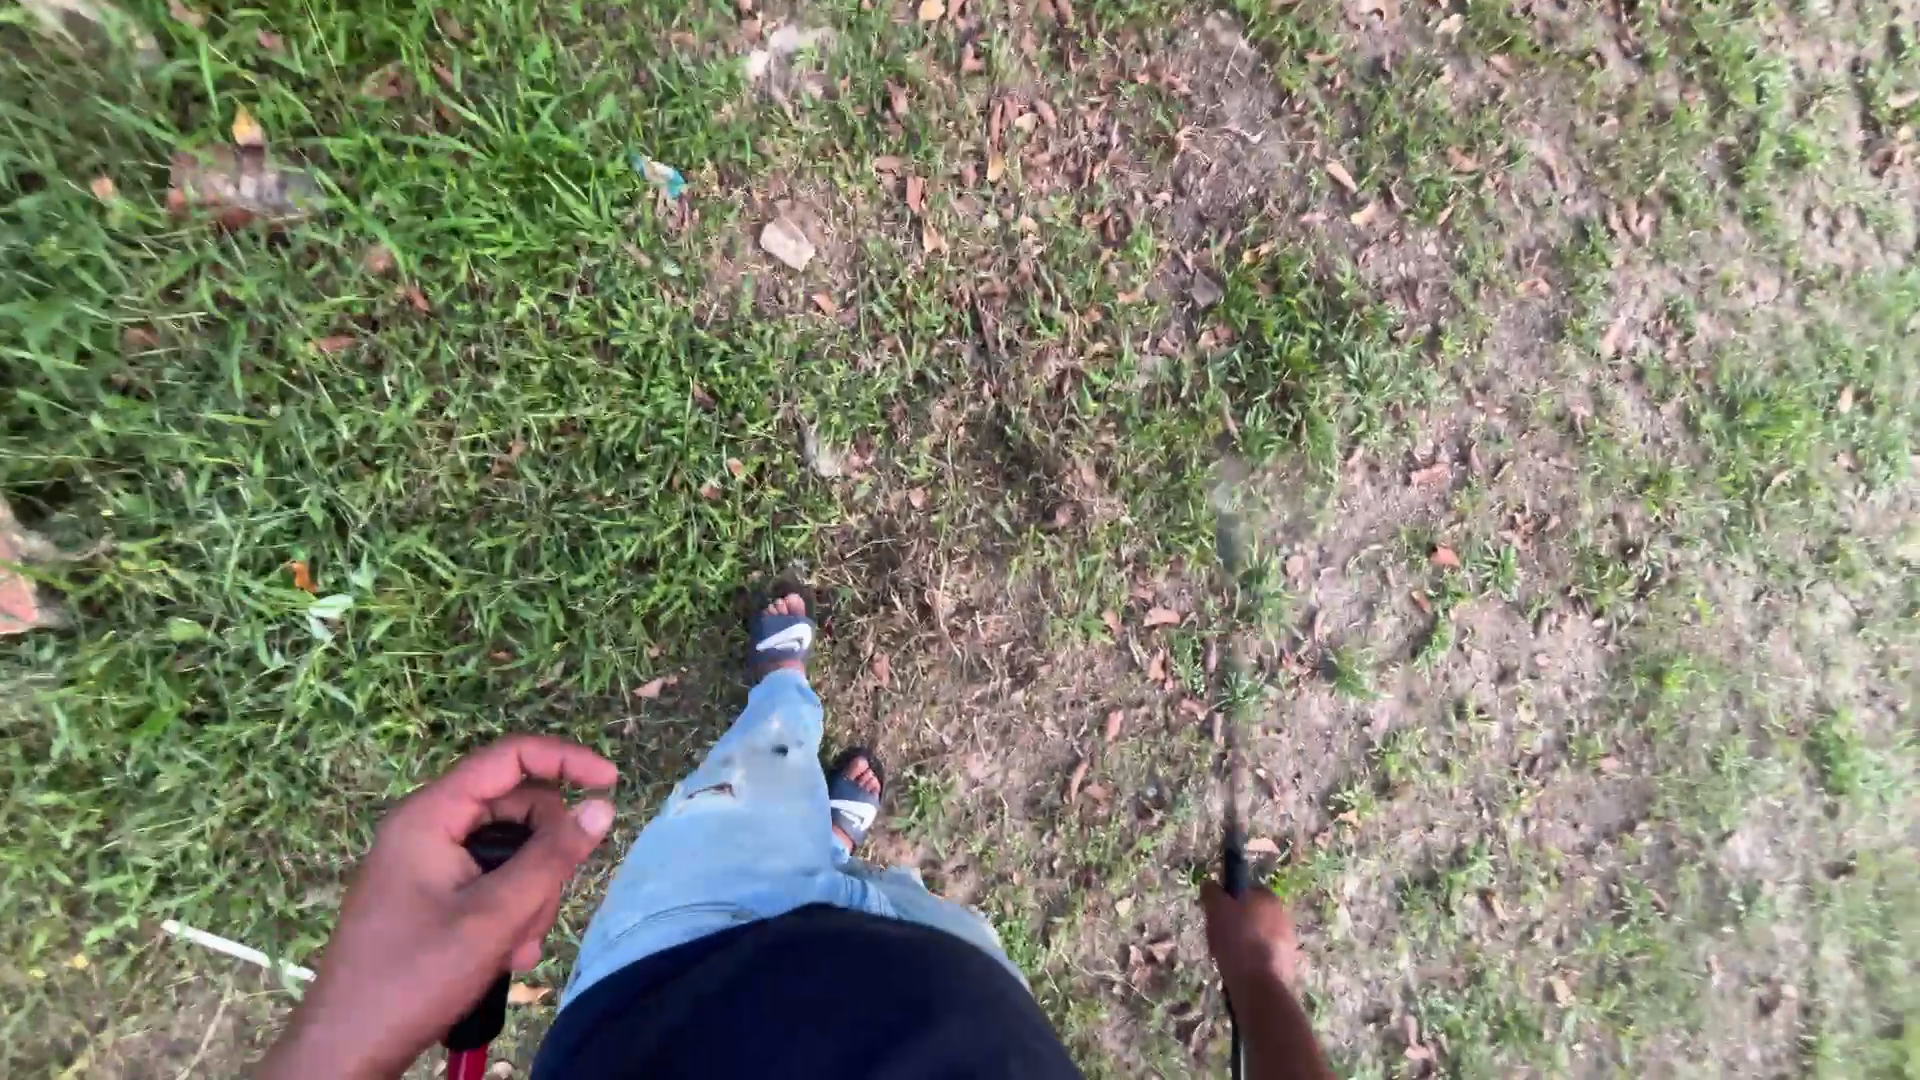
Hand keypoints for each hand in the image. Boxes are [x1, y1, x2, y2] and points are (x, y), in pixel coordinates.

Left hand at [259, 736, 617, 1079]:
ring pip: (514, 843)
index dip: (567, 759)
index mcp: (430, 815)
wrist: (343, 1058)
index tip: (610, 782)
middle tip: (547, 902)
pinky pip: (495, 872)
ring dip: (533, 888)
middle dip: (547, 851)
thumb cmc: (413, 978)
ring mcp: (430, 858)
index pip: (511, 756)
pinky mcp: (435, 888)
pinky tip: (511, 949)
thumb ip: (554, 854)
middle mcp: (429, 826)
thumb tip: (604, 805)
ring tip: (522, 941)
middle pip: (519, 805)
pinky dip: (515, 904)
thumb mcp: (496, 915)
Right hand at [1200, 881, 1299, 991]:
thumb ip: (1211, 891)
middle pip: (1251, 914)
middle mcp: (1283, 916)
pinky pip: (1262, 956)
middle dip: (1235, 923)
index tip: (1216, 912)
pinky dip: (1250, 960)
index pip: (1246, 890)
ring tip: (1225, 954)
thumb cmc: (1237, 938)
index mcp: (1268, 897)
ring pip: (1256, 936)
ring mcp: (1288, 942)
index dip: (1228, 900)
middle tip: (1217, 933)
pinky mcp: (1287, 966)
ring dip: (1242, 942)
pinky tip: (1238, 968)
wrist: (1259, 984)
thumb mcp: (1216, 907)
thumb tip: (1211, 886)